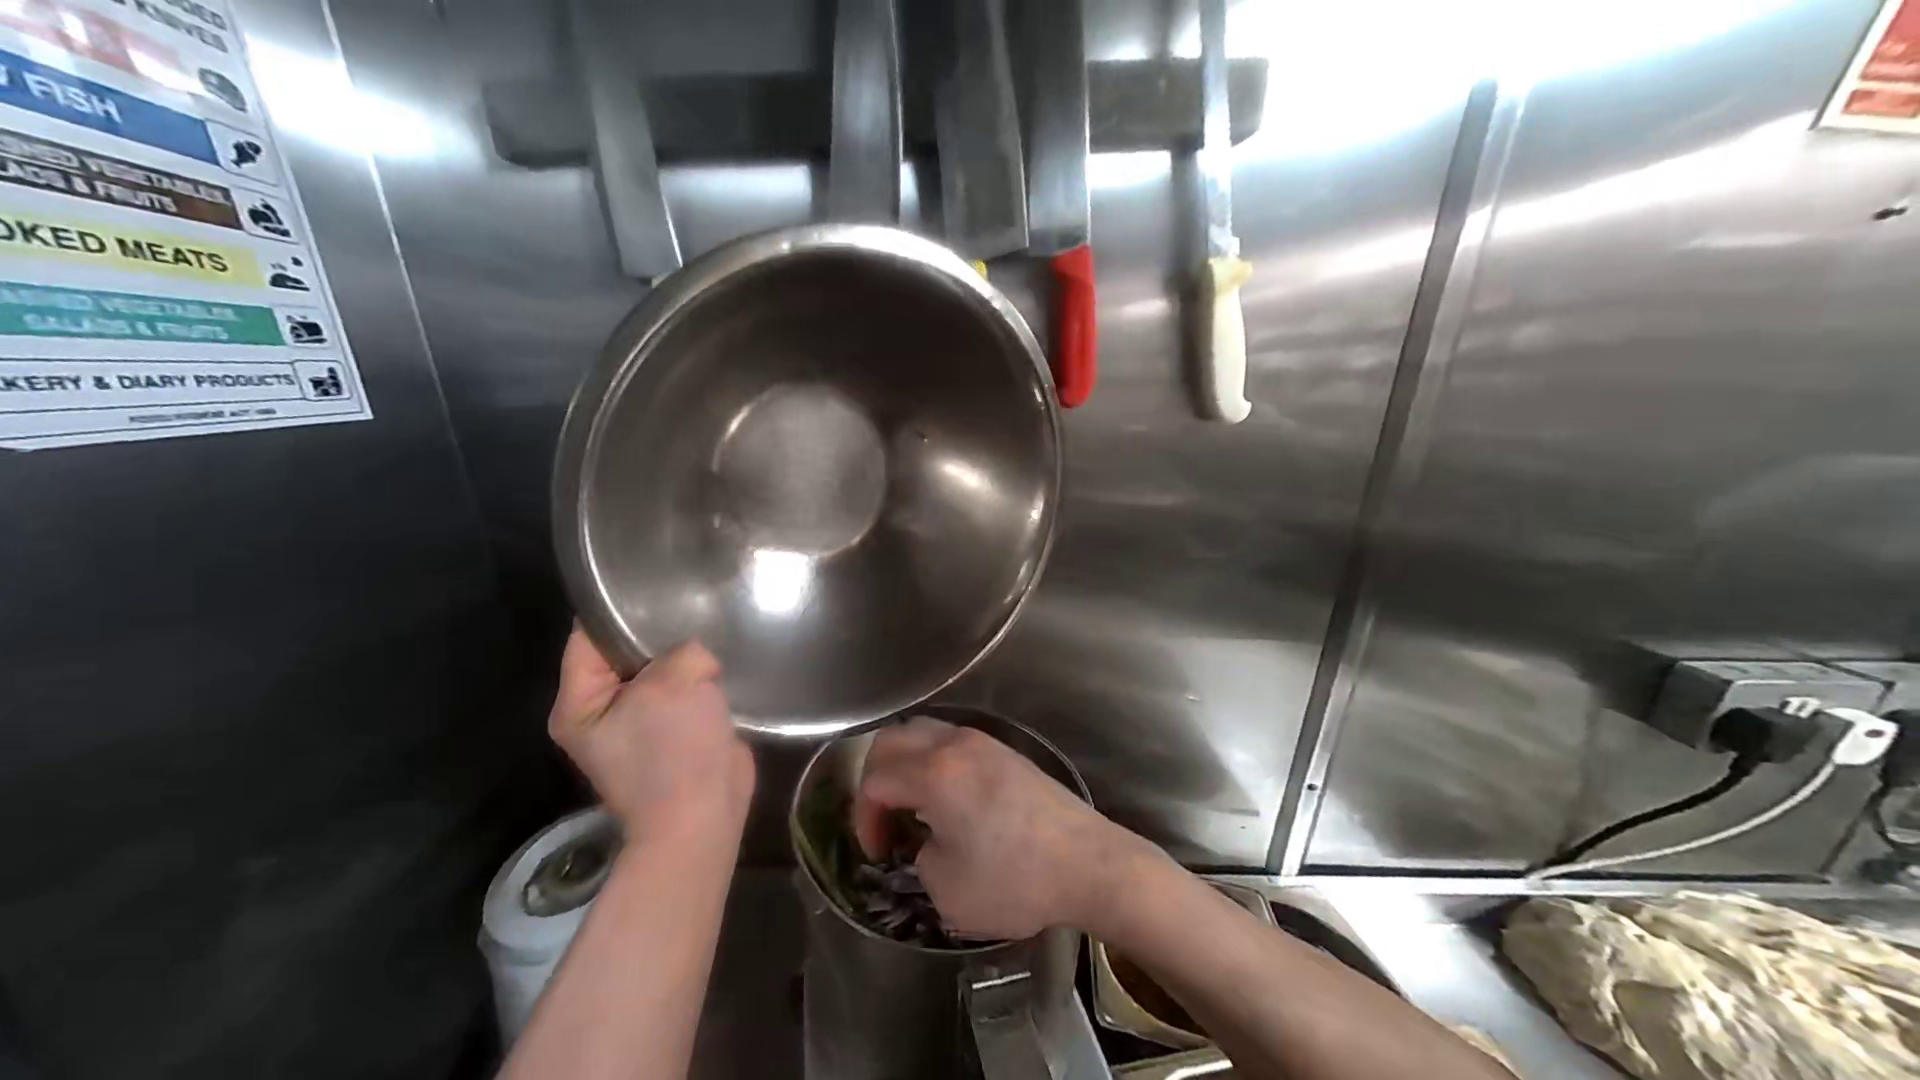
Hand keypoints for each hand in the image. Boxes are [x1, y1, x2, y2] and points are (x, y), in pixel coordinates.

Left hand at [548, 625, 753, 838]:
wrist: (704, 816)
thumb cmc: (673, 752)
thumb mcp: (671, 685)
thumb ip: (684, 652)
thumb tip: (700, 658)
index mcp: (580, 702)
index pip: (587, 638)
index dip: (616, 609)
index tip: (652, 583)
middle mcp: (605, 709)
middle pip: (628, 651)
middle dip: (660, 633)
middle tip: (693, 604)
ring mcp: (642, 721)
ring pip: (663, 669)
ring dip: (687, 658)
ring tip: (713, 631)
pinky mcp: (677, 730)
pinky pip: (687, 690)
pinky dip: (703, 679)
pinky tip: (723, 664)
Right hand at [853, 717, 1160, 939]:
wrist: (1090, 864)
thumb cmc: (1016, 879)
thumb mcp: (947, 889)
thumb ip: (921, 857)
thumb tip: (929, 840)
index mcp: (934, 772)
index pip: (875, 779)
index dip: (864, 816)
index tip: (878, 851)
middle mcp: (956, 745)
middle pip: (893, 738)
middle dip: (876, 777)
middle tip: (884, 819)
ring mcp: (985, 743)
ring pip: (925, 732)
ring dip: (907, 764)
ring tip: (915, 807)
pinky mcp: (1008, 753)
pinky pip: (953, 743)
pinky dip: (935, 762)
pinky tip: (948, 800)